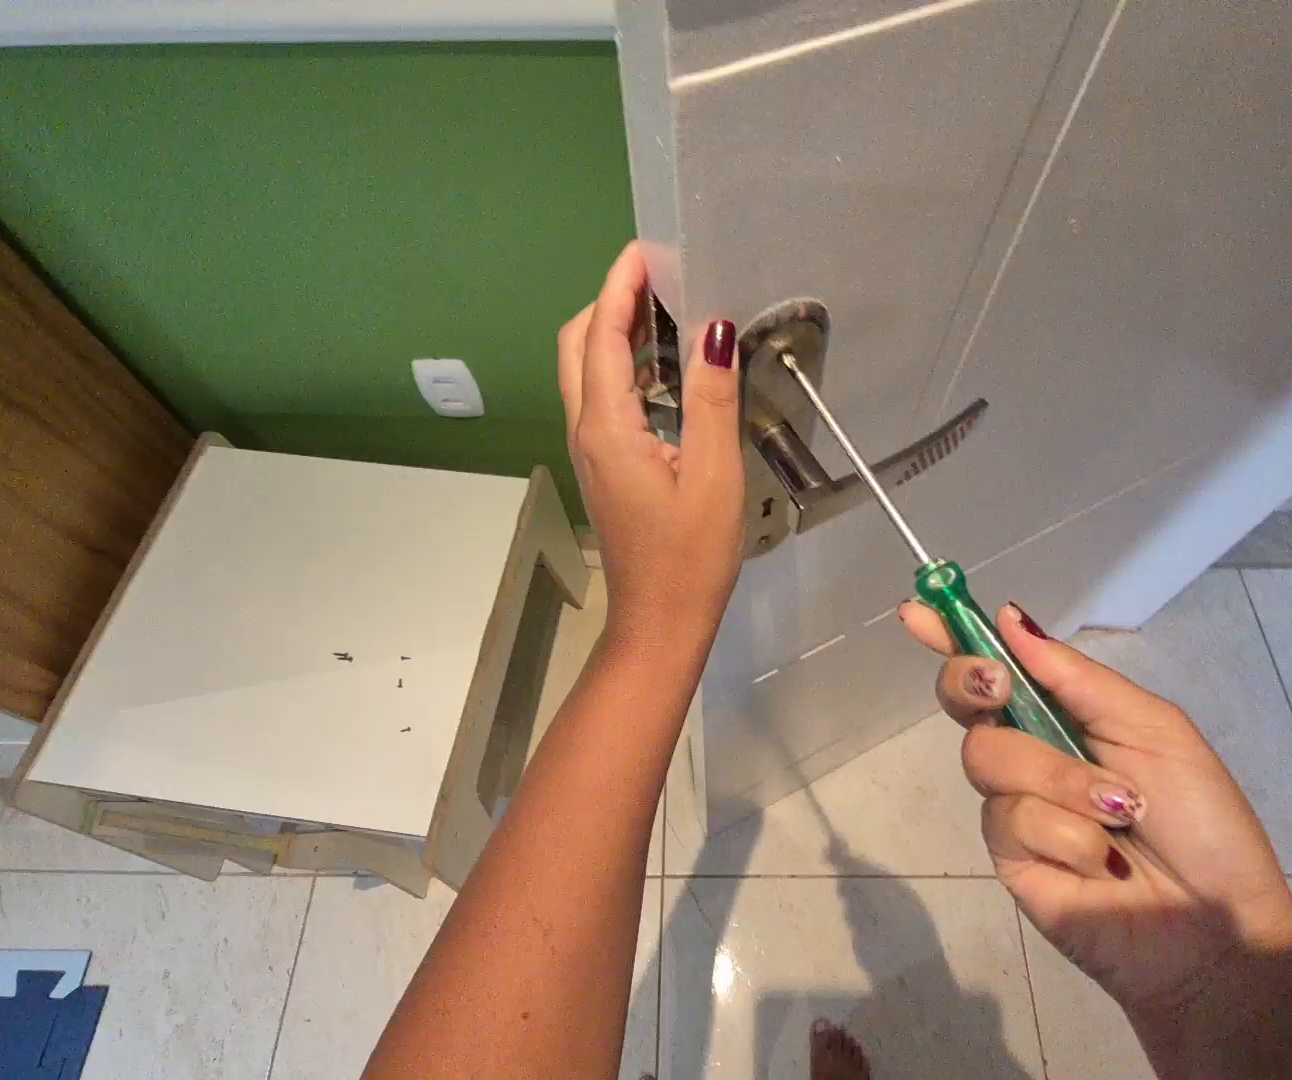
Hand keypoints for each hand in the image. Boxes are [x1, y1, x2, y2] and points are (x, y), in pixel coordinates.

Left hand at [558, 243, 744, 655]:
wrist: (660, 621)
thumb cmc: (691, 555)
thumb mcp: (713, 474)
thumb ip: (709, 397)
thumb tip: (712, 327)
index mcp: (607, 427)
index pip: (600, 336)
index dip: (619, 286)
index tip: (647, 249)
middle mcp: (586, 431)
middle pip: (578, 347)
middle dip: (609, 303)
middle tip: (660, 278)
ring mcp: (591, 451)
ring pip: (586, 373)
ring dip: (614, 333)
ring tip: (666, 310)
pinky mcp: (605, 466)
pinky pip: (602, 399)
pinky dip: (623, 368)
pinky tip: (664, 370)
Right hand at [900, 601, 1291, 1013]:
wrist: (1216, 927)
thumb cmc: (1201, 821)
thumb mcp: (1153, 729)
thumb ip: (1075, 677)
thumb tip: (1009, 618)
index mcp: (1060, 713)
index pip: (992, 664)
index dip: (949, 634)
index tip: (915, 609)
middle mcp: (1026, 749)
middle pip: (963, 700)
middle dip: (969, 682)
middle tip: (997, 686)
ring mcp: (1011, 800)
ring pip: (989, 755)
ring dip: (1059, 779)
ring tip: (1117, 814)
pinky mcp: (1005, 851)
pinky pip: (1009, 817)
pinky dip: (1067, 834)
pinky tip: (1101, 861)